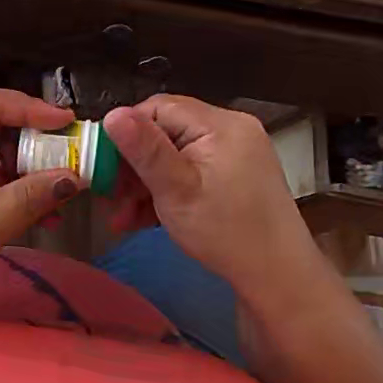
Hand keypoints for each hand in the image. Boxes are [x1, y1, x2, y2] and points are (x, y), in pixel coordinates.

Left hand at [0, 88, 81, 315]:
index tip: (66, 125)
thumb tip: (76, 177)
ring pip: (4, 160)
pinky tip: (45, 218)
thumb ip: (33, 197)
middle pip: (3, 130)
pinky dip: (22, 196)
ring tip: (63, 199)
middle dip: (41, 146)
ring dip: (36, 176)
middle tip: (74, 163)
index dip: (31, 107)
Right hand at [102, 95, 322, 295]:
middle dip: (134, 165)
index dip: (127, 132)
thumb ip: (144, 150)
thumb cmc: (224, 231)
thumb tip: (112, 113)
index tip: (105, 165)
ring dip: (147, 184)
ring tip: (123, 216)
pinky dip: (170, 192)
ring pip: (177, 156)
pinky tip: (144, 219)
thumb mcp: (176, 190)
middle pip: (168, 132)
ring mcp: (237, 153)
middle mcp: (232, 129)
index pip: (159, 108)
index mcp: (219, 124)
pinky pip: (194, 172)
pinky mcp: (238, 175)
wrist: (278, 275)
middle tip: (110, 197)